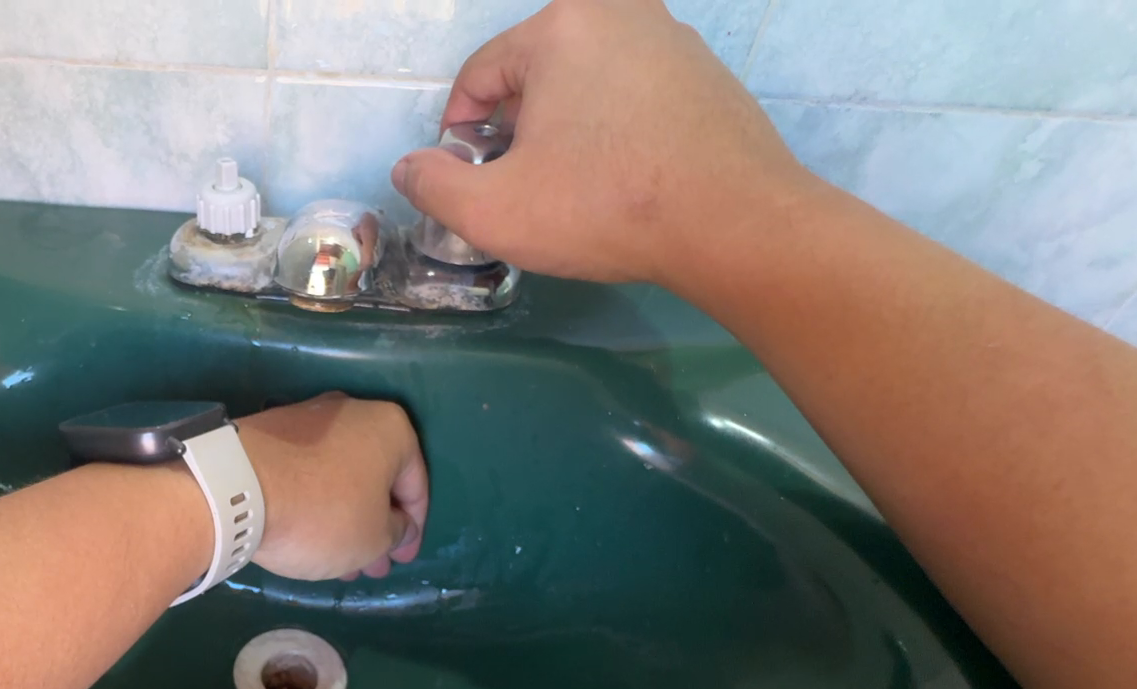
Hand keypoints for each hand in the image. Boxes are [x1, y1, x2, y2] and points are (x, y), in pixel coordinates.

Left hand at [237, 393, 427, 580]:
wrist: (234, 487)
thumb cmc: (321, 514)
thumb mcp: (373, 539)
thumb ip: (397, 532)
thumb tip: (398, 526)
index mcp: (390, 427)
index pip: (417, 484)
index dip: (414, 528)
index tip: (403, 559)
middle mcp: (351, 411)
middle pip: (375, 479)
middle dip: (376, 526)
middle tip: (371, 565)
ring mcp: (306, 418)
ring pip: (339, 478)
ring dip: (345, 519)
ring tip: (337, 561)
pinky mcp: (268, 433)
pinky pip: (306, 473)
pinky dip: (314, 503)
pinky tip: (307, 536)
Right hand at [390, 0, 815, 286]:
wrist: (728, 220)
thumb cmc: (598, 207)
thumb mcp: (490, 211)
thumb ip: (432, 186)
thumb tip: (407, 167)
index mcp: (560, 28)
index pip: (477, 76)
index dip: (456, 135)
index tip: (466, 182)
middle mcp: (617, 10)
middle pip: (529, 75)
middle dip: (509, 131)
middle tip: (515, 190)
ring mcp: (668, 36)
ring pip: (579, 84)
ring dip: (555, 131)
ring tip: (563, 189)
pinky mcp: (701, 72)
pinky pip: (626, 95)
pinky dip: (604, 130)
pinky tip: (612, 178)